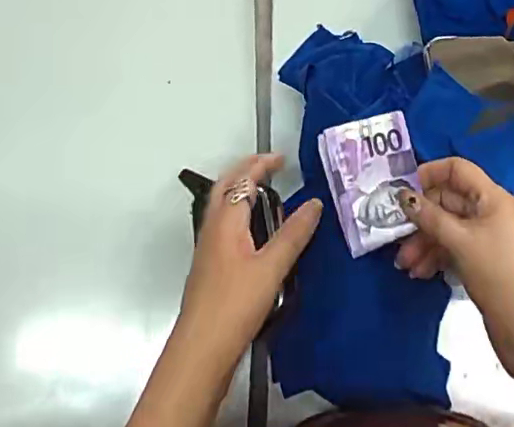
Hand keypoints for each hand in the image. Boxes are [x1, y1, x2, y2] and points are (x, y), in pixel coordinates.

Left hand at [178, 154, 321, 360]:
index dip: (261, 165)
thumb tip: (314, 203)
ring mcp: (208, 249)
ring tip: (268, 194)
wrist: (199, 354)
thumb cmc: (234, 306)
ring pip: (223, 207)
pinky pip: (225, 225)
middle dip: (246, 171)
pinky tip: (258, 233)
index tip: (282, 158)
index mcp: (225, 222)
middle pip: (225, 187)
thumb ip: (293, 234)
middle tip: (271, 167)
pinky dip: (241, 213)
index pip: (241, 180)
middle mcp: (212, 229)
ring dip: (242, 191)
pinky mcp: (211, 268)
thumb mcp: (271, 268)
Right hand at [393, 158, 513, 298]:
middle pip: (448, 200)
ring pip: (447, 227)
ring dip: (424, 241)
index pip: (457, 169)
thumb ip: (430, 216)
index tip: (404, 189)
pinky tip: (420, 271)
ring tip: (406, 264)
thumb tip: (403, 196)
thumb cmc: (496, 271)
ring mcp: (485, 236)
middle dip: (421, 217)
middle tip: (397, 235)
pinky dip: (435, 255)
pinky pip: (452, 247)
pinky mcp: (480, 259)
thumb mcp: (460, 240)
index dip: (430, 174)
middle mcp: (489, 211)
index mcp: (491, 197)